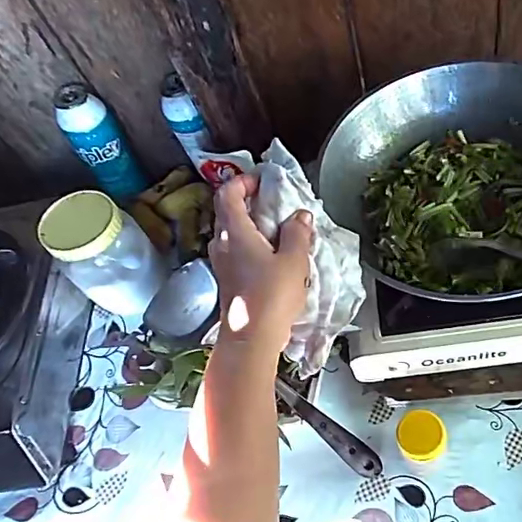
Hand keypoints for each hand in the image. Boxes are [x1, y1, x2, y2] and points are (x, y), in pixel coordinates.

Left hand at [210, 175, 312, 355]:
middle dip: (250, 202)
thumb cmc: (270, 297)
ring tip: (278, 230)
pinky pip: (237, 253)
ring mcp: (222, 264)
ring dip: (252, 226)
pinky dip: (252, 246)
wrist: (251, 339)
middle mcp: (222, 245)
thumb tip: (299, 216)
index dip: (242, 181)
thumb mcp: (293, 261)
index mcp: (235, 232)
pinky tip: (273, 256)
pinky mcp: (228, 281)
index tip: (263, 181)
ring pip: (233, 234)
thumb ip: (296, 233)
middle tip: (275, 204)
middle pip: (228, 212)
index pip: (228, 194)